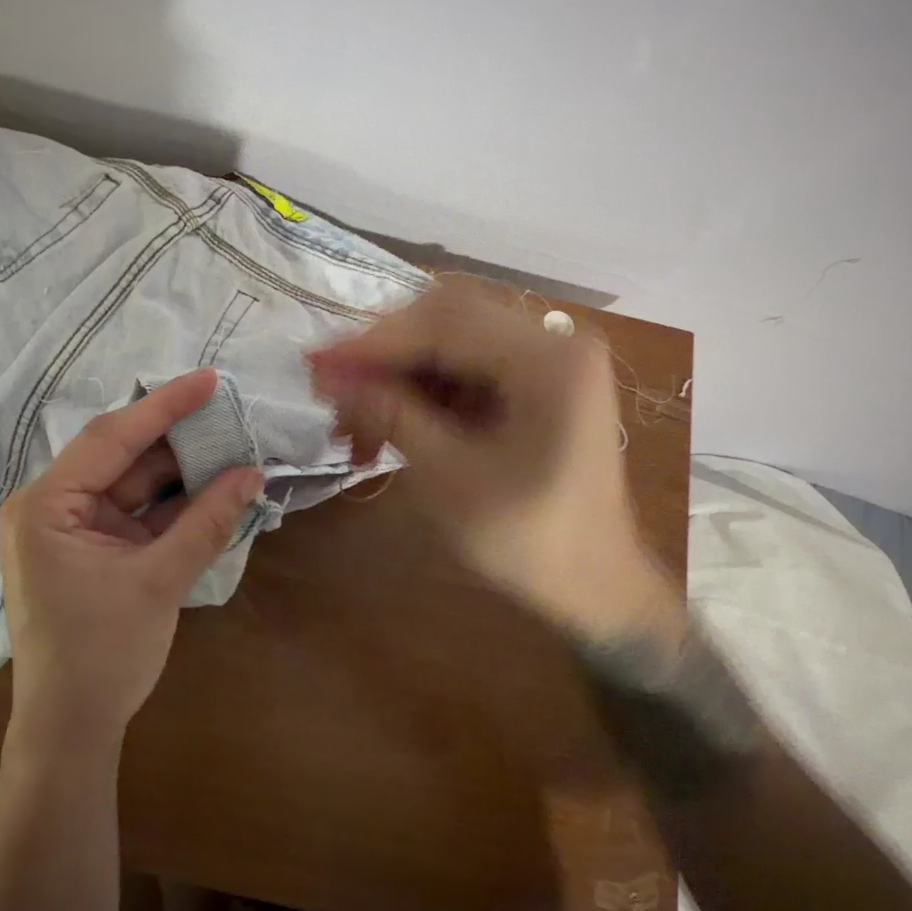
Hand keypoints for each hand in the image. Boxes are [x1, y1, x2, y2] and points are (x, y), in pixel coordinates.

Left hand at [0, 368, 263, 748]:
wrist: (70, 728)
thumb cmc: (102, 654)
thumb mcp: (158, 581)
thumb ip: (206, 523)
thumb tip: (252, 473)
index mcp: (46, 505)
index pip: (110, 438)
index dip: (163, 406)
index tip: (209, 380)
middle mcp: (50, 507)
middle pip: (120, 458)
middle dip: (176, 440)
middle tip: (230, 414)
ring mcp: (70, 530)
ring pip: (131, 486)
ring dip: (179, 473)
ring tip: (231, 445)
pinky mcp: (90, 552)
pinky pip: (134, 515)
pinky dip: (171, 506)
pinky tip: (212, 488)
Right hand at [307, 282, 681, 645]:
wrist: (596, 588)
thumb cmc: (530, 542)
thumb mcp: (449, 479)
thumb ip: (390, 416)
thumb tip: (327, 376)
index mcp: (548, 361)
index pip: (443, 322)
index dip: (372, 342)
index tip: (315, 368)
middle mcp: (552, 343)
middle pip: (444, 321)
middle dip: (380, 357)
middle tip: (327, 392)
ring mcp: (545, 363)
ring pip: (447, 345)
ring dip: (394, 379)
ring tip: (350, 426)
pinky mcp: (532, 386)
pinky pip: (462, 371)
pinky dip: (418, 395)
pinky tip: (383, 430)